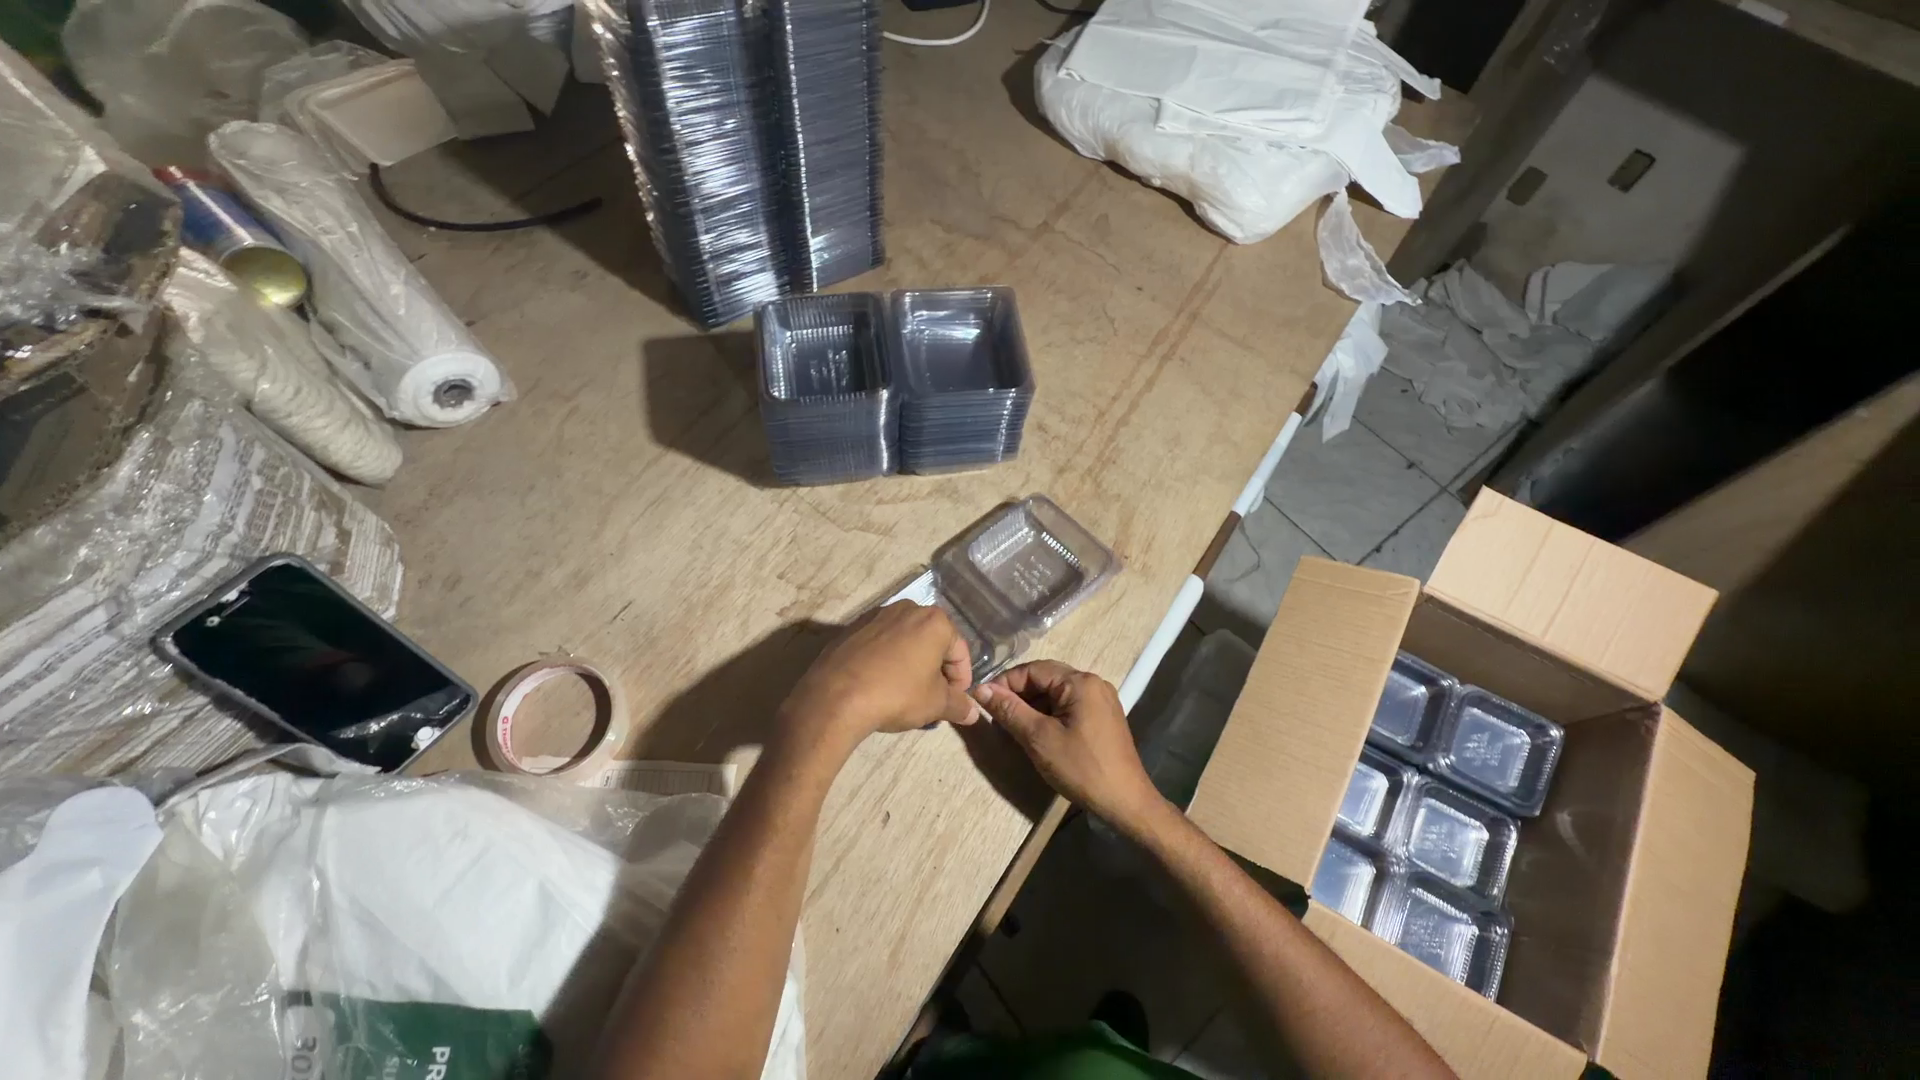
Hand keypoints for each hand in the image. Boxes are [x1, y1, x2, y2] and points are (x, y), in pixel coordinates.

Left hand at [777, 602, 978, 751]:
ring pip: (905, 641)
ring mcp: (876, 615)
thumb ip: (958, 705)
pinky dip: (887, 660)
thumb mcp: (934, 704)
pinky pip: (880, 643)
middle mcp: (907, 609)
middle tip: (932, 698)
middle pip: (933, 642)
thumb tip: (972, 713)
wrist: (835, 697)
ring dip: (912, 663)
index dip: (962, 680)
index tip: (955, 701)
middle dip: (936, 670)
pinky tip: (880, 684)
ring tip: (906, 693)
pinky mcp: (852, 627)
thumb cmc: (896, 695)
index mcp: (934, 621)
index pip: (960, 652)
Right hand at [971, 661, 1165, 832]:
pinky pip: (1069, 705)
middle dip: (1018, 693)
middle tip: (996, 713)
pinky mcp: (1103, 716)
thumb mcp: (1039, 738)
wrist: (1125, 801)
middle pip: (1046, 678)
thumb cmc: (1081, 768)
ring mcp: (1101, 699)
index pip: (1033, 669)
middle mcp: (1093, 683)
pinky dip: (1049, 713)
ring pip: (1056, 692)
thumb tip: (981, 689)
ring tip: (1012, 725)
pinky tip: (1036, 731)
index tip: (984, 700)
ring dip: (1033, 704)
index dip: (1005, 682)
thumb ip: (1009, 710)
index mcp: (1080, 682)